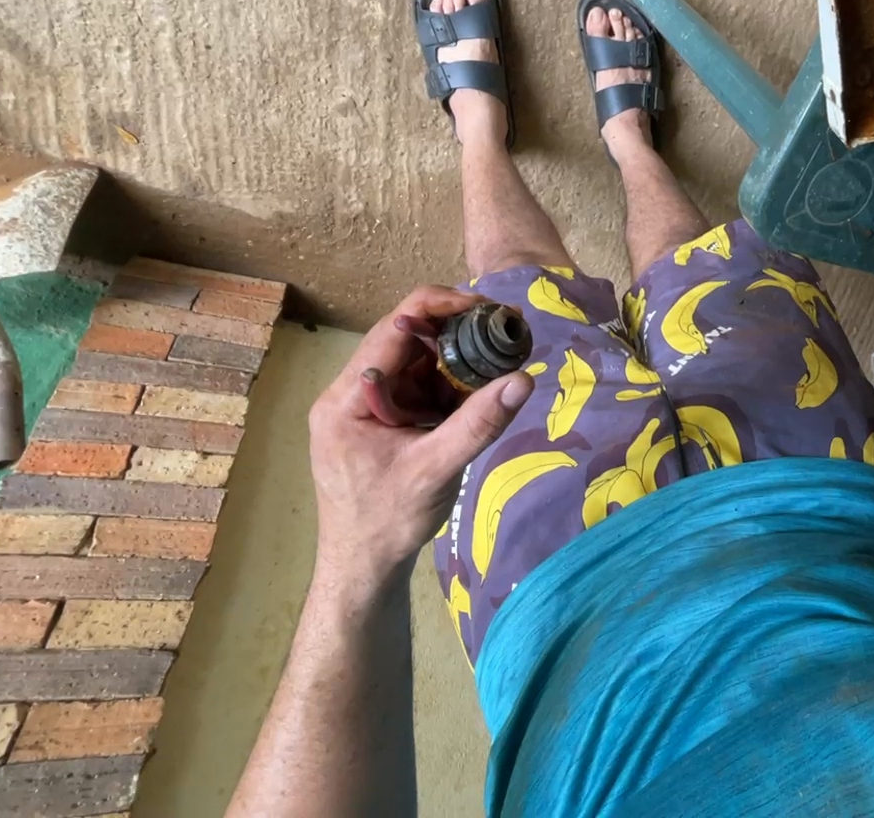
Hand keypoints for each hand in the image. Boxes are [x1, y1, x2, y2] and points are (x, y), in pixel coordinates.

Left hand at [306, 286, 534, 590]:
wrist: (364, 567)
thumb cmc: (387, 520)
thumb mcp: (436, 469)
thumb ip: (479, 423)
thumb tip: (525, 378)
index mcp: (348, 397)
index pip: (395, 327)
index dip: (443, 307)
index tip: (490, 309)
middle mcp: (355, 391)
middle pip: (409, 337)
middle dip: (460, 331)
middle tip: (508, 331)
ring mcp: (373, 404)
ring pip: (422, 360)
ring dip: (462, 358)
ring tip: (505, 358)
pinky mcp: (391, 418)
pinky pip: (427, 385)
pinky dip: (458, 383)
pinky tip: (486, 390)